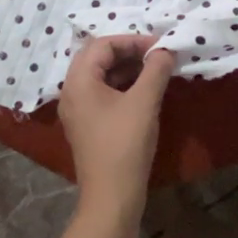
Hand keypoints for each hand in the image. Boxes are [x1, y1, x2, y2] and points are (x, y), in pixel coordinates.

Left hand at [59, 36, 175, 218]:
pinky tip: (145, 91)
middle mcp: (72, 91)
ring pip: (101, 76)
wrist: (112, 196)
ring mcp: (77, 109)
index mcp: (79, 81)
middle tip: (157, 56)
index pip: (102, 44)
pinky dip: (123, 86)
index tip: (160, 46)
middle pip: (98, 57)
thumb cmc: (125, 144)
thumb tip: (165, 50)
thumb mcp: (144, 102)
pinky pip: (102, 94)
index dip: (132, 40)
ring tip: (156, 71)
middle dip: (129, 52)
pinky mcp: (87, 124)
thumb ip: (156, 70)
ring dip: (127, 69)